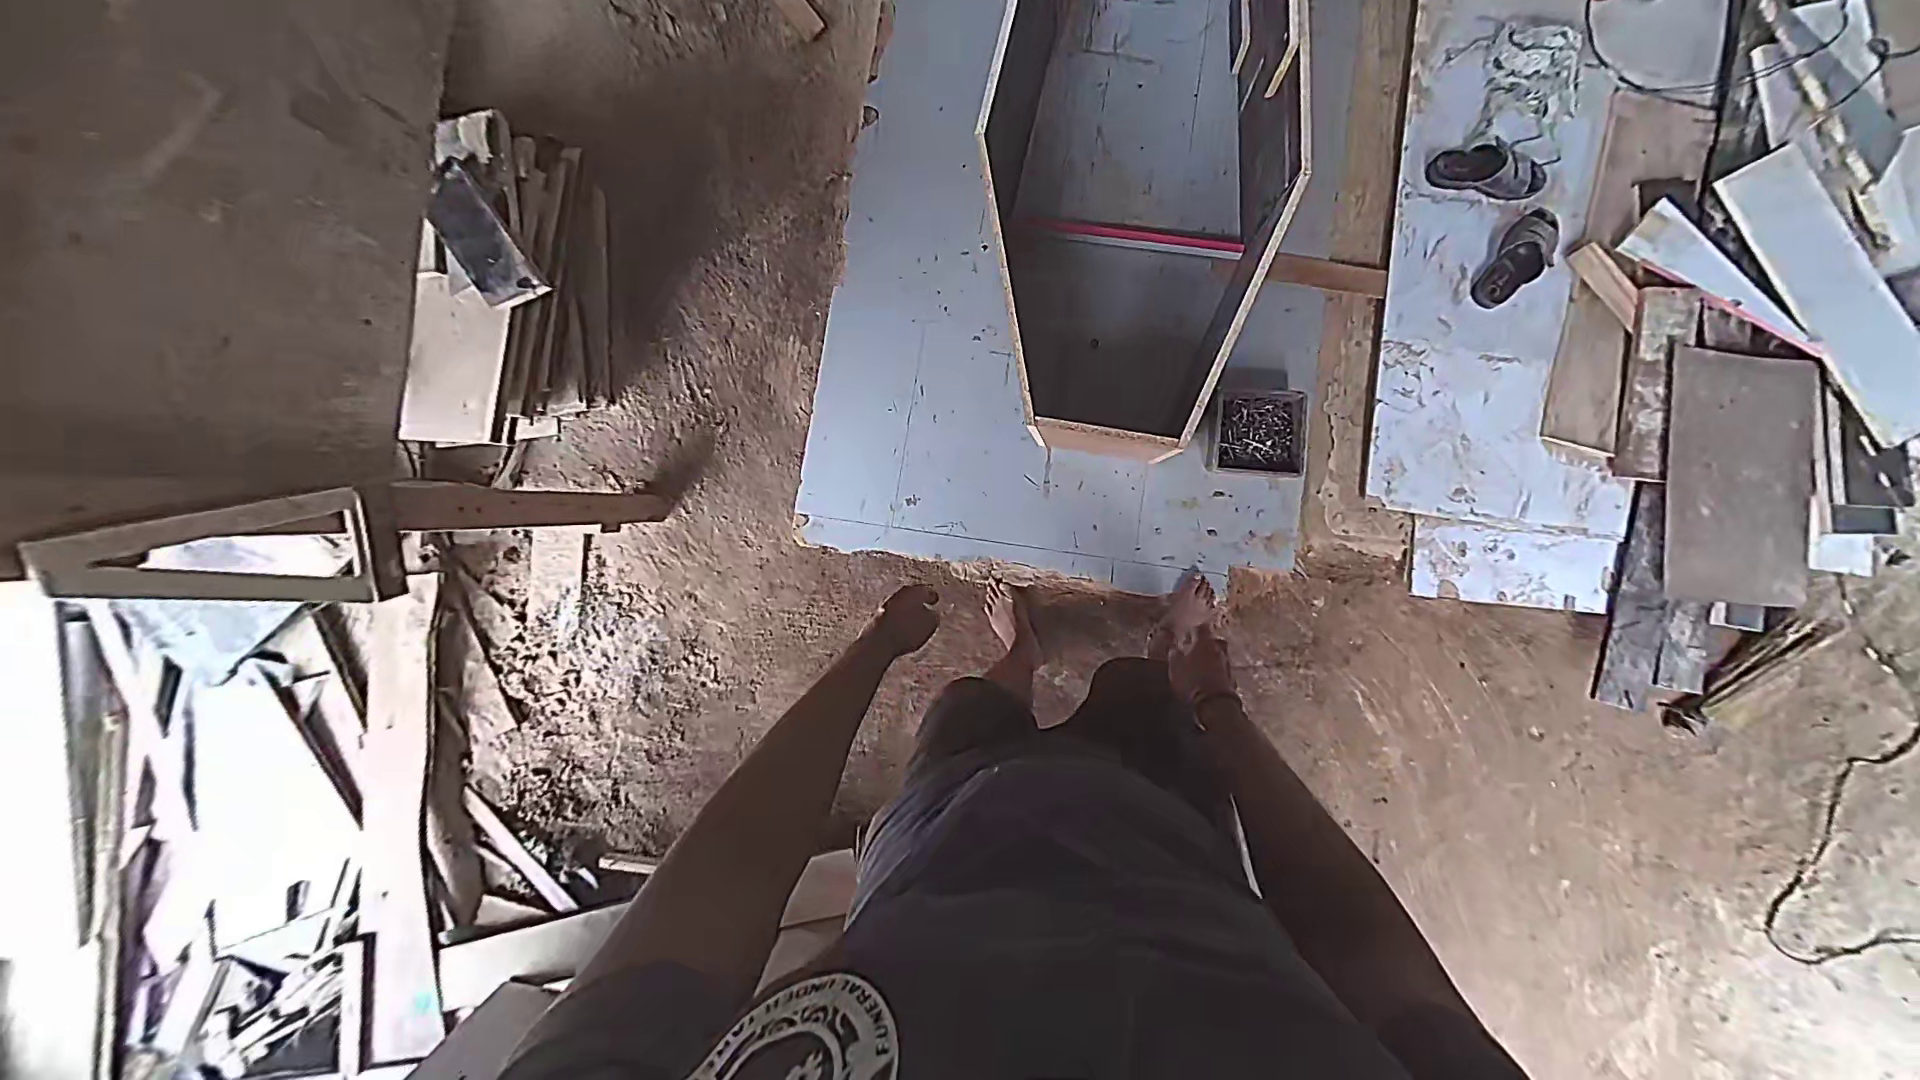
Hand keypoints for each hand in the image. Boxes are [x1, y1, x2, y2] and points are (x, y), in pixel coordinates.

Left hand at [863, 584, 940, 657]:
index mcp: (915, 592)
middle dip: (918, 602)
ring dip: (907, 611)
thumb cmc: (906, 631)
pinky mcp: (877, 616)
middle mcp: (899, 594)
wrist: (879, 641)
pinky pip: (892, 615)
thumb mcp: (930, 624)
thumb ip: (934, 616)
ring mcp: (887, 604)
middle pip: (912, 596)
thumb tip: (932, 615)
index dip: (932, 596)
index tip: (934, 599)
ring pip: (901, 605)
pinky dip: (898, 620)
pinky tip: (901, 630)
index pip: (926, 591)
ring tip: (914, 623)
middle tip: (925, 609)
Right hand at [1169, 631, 1235, 708]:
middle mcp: (1218, 650)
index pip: (1201, 628)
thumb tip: (1174, 647)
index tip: (1186, 635)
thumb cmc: (1191, 681)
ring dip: (1211, 657)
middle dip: (1205, 643)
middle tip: (1194, 648)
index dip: (1193, 631)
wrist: (1214, 705)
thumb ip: (1174, 654)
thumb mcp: (1175, 666)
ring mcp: (1227, 665)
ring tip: (1200, 665)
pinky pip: (1222, 670)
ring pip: (1219, 655)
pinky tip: (1207, 678)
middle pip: (1214, 641)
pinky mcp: (1231, 680)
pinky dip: (1216, 671)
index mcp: (1204, 643)